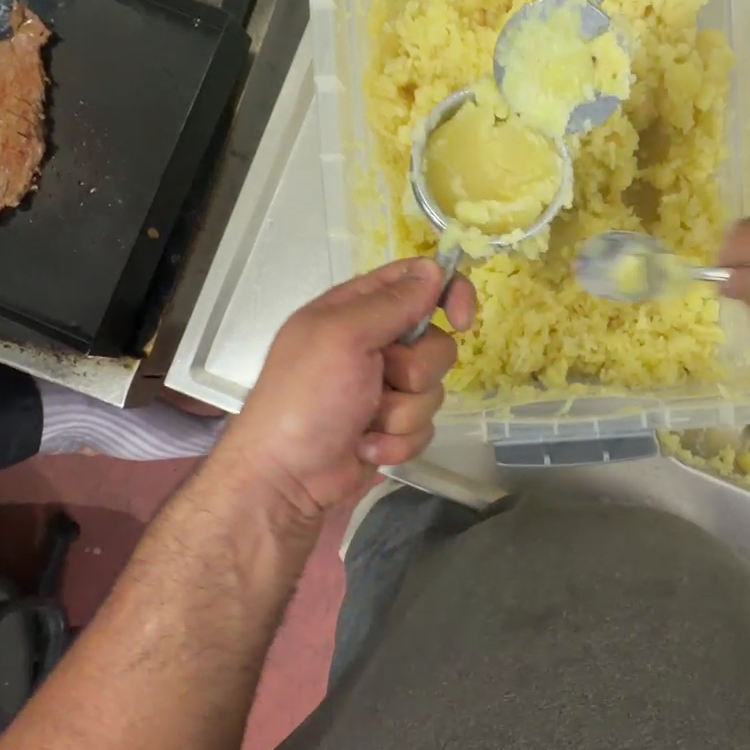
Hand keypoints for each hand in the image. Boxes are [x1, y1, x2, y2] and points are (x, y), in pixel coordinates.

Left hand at [215, 258, 475, 520]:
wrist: (287, 479)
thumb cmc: (306, 399)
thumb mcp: (344, 337)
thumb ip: (392, 302)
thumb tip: (436, 271)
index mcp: (356, 309)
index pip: (417, 281)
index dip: (448, 293)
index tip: (461, 320)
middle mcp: (373, 344)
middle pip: (436, 342)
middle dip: (416, 371)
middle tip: (381, 381)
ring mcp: (383, 389)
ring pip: (433, 390)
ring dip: (402, 413)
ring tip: (365, 424)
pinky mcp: (392, 428)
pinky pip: (424, 427)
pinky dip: (398, 442)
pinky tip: (366, 448)